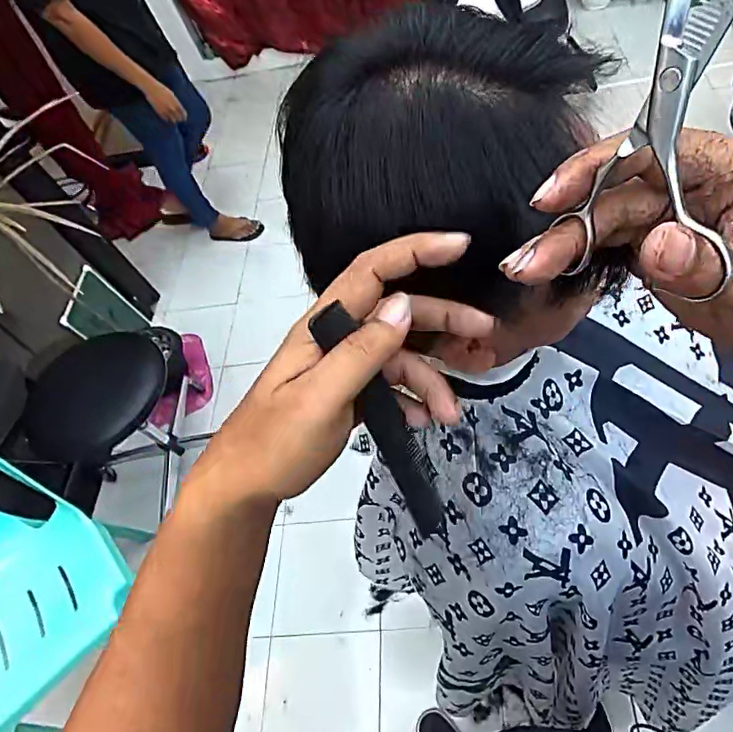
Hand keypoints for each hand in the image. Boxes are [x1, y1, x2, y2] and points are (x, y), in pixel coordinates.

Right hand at [143, 79, 187, 123]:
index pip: (183, 113)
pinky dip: (167, 119)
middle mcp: (172, 108)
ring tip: (172, 120)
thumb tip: (178, 107)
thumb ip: (175, 102)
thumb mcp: (172, 95)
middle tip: (178, 120)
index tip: (183, 118)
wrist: (151, 88)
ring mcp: (166, 110)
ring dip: (173, 120)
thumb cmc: (161, 89)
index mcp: (176, 103)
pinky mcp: (160, 112)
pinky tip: (166, 119)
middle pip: (179, 118)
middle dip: (179, 119)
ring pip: (172, 120)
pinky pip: (165, 119)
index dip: (184, 117)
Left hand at [188, 232, 494, 506]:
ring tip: (449, 413)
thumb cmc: (272, 443)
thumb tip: (402, 306)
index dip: (416, 251)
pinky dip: (414, 399)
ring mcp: (347, 366)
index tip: (460, 245)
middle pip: (400, 313)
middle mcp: (339, 337)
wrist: (247, 486)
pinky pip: (394, 384)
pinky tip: (424, 419)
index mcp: (325, 326)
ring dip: (432, 380)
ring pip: (403, 356)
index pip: (372, 271)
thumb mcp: (320, 397)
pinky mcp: (353, 392)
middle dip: (445, 321)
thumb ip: (362, 351)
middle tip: (485, 336)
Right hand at [505, 130, 732, 359]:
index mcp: (732, 169)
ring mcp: (668, 210)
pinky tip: (551, 268)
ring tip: (532, 267)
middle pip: (618, 185)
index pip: (659, 148)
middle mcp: (693, 182)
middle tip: (537, 253)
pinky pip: (602, 239)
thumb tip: (662, 243)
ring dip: (564, 241)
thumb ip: (717, 267)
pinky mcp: (648, 239)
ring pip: (602, 214)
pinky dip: (574, 255)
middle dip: (572, 218)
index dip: (604, 163)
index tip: (564, 190)